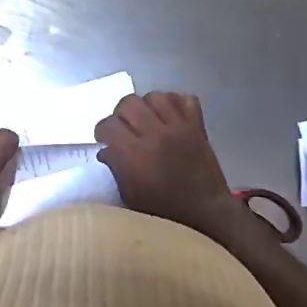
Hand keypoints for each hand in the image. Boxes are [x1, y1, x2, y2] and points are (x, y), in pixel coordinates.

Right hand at [95, 92, 240, 239]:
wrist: (203, 210)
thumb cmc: (162, 208)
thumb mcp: (129, 194)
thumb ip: (116, 168)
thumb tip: (106, 151)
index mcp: (134, 154)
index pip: (109, 125)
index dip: (102, 131)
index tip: (104, 139)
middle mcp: (155, 134)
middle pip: (129, 103)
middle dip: (121, 114)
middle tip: (124, 128)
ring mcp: (178, 127)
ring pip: (155, 96)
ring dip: (146, 106)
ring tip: (146, 119)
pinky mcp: (197, 126)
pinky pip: (184, 99)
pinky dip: (174, 102)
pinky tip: (168, 115)